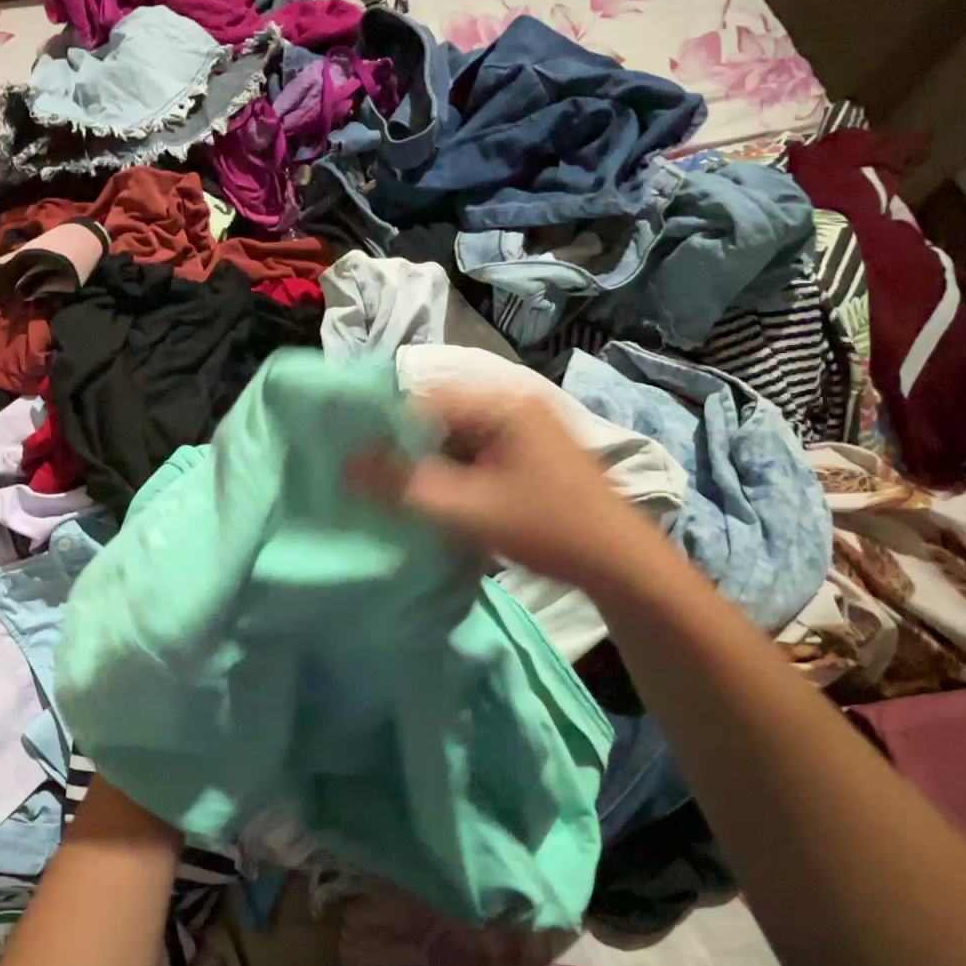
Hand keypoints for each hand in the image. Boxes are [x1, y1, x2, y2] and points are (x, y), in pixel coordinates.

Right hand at [346, 388, 672, 594]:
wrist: (620, 565)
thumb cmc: (548, 529)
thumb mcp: (468, 510)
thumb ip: (403, 487)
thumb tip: (345, 467)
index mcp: (503, 403)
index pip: (422, 400)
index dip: (384, 428)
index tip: (354, 459)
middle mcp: (513, 404)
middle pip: (437, 417)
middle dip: (405, 449)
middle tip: (371, 481)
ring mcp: (524, 428)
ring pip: (453, 438)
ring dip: (426, 464)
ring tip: (398, 493)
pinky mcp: (527, 453)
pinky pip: (472, 453)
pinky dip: (451, 473)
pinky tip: (436, 500)